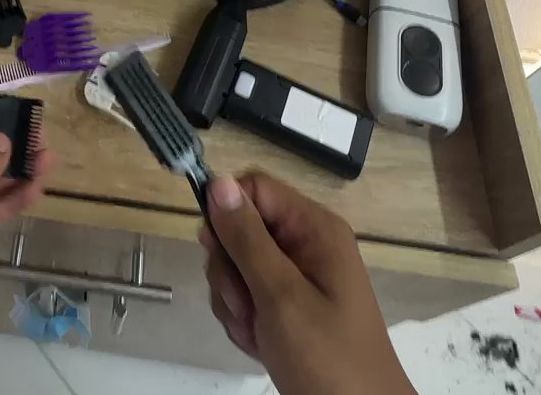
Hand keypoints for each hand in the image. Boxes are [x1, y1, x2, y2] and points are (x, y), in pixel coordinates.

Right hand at [199, 171, 416, 394]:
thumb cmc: (327, 359)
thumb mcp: (281, 295)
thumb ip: (247, 238)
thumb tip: (218, 182)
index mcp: (313, 228)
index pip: (254, 188)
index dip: (227, 210)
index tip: (213, 247)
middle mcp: (305, 243)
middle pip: (241, 226)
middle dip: (229, 267)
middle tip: (242, 303)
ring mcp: (297, 275)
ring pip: (237, 263)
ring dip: (234, 298)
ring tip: (255, 331)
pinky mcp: (288, 304)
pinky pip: (246, 292)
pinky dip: (243, 317)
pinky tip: (258, 342)